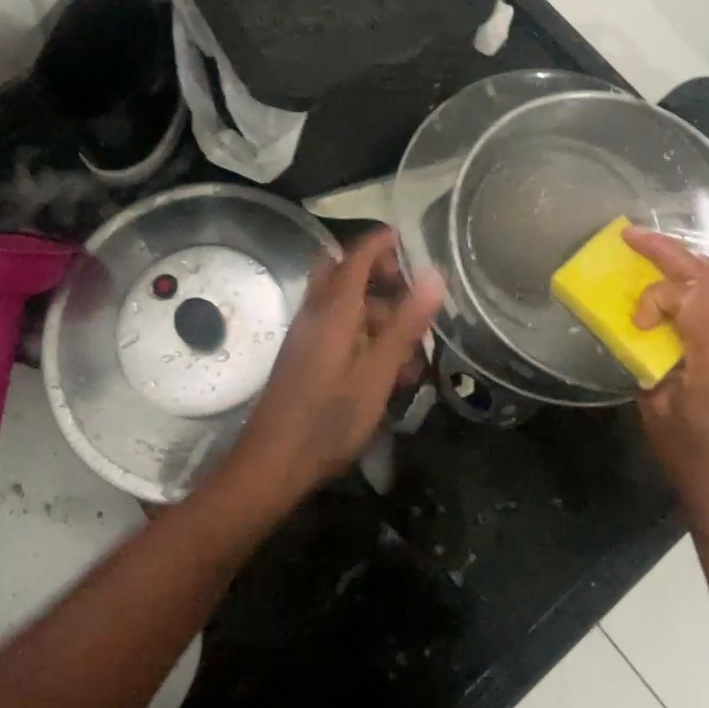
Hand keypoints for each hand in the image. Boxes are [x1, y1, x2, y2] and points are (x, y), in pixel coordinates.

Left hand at [218, 229, 443, 508]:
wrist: (273, 464)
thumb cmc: (329, 418)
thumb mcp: (377, 373)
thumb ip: (405, 323)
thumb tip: (434, 275)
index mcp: (333, 309)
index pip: (356, 255)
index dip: (383, 243)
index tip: (413, 244)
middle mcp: (316, 314)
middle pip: (347, 275)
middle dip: (382, 279)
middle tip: (413, 299)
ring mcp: (308, 337)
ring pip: (347, 308)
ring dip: (381, 318)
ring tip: (414, 355)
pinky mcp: (307, 359)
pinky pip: (339, 333)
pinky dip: (367, 340)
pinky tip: (390, 376)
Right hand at [623, 226, 708, 536]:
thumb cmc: (686, 452)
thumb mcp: (654, 404)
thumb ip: (649, 356)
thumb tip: (638, 326)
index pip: (693, 296)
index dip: (657, 296)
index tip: (636, 323)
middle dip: (671, 252)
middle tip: (634, 235)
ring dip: (693, 263)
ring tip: (658, 253)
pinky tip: (686, 285)